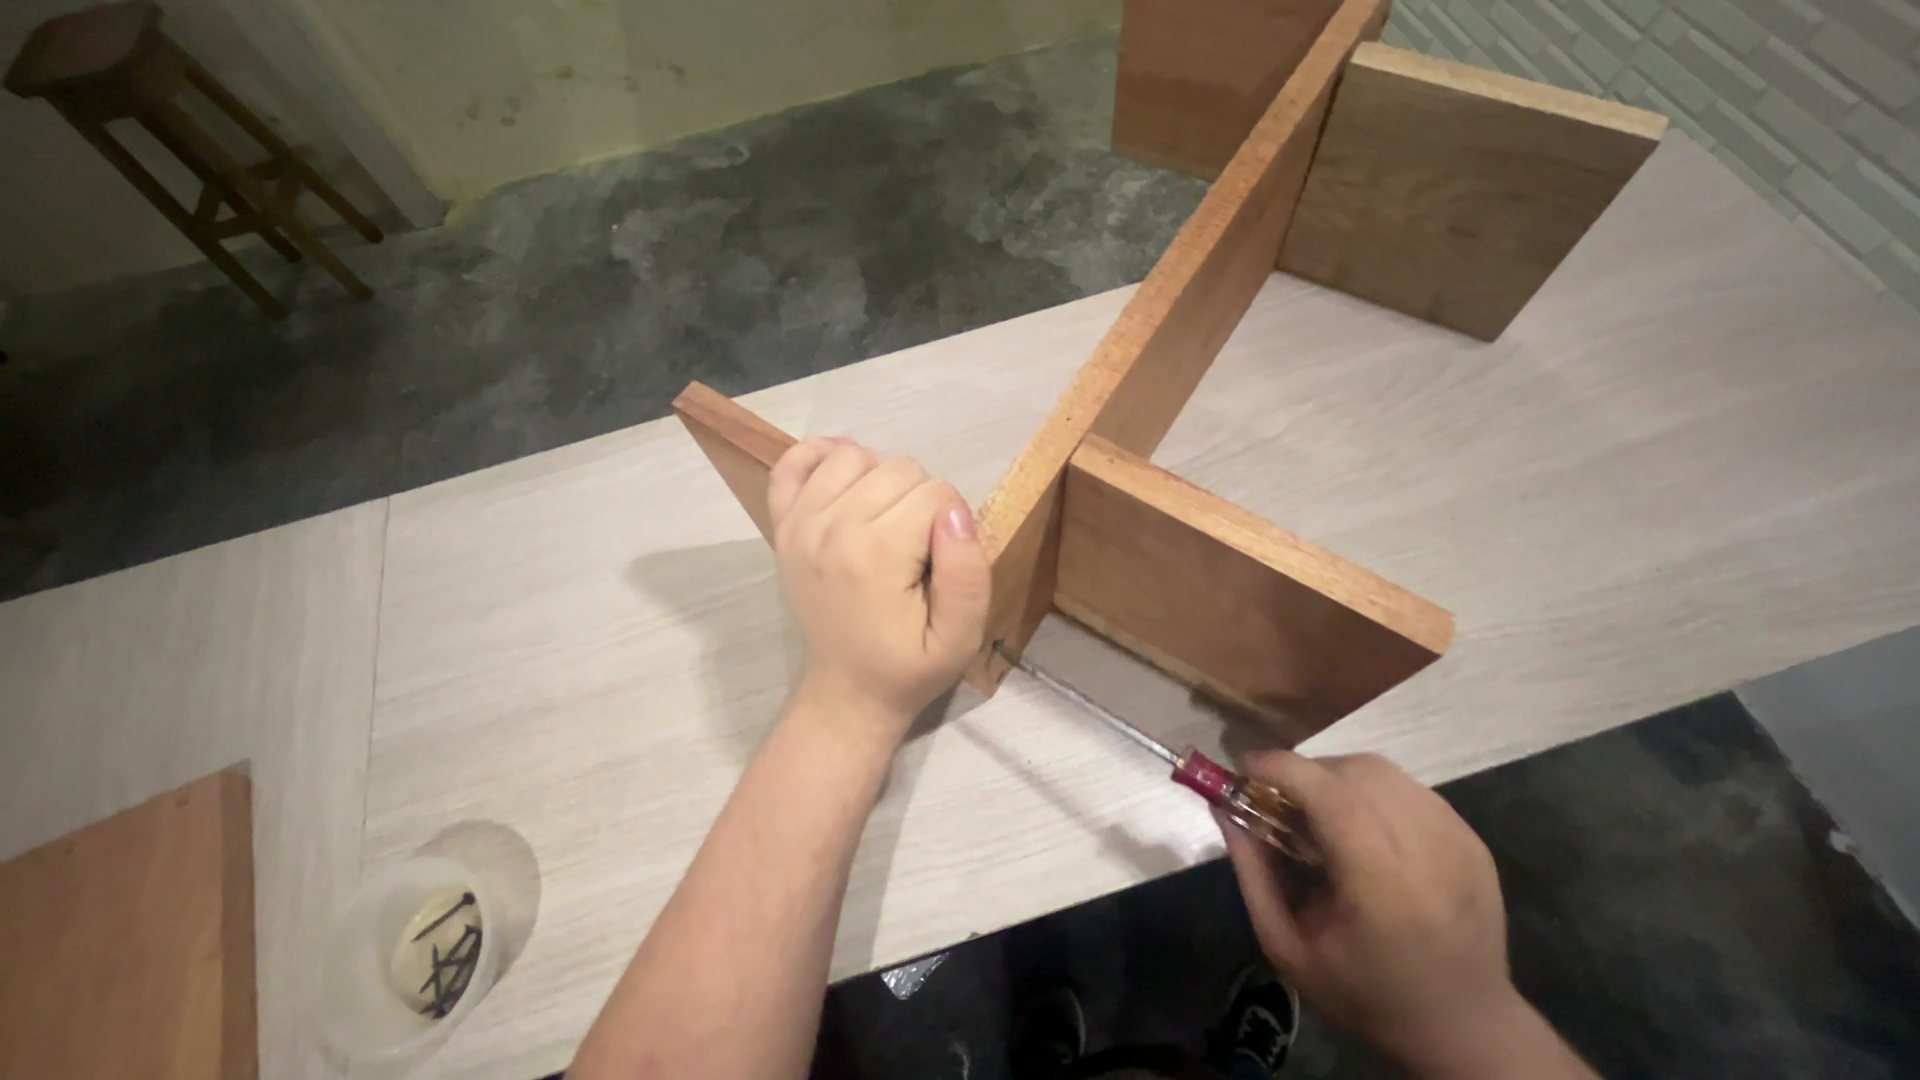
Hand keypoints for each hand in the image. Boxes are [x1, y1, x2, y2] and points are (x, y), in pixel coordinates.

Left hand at [767, 437, 990, 735]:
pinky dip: (823, 457)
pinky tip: (847, 480)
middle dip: (923, 500)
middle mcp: (831, 527)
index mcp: (876, 554)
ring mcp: (800, 522)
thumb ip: (968, 575)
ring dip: (882, 479)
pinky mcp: (783, 524)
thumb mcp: (960, 638)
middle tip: (919, 547)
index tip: (943, 560)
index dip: (955, 520)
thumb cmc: (909, 667)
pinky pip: (795, 462)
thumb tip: (955, 510)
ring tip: (889, 520)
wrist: (847, 691)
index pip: (937, 492)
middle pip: (899, 467)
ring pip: (857, 456)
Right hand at [1219, 751, 1527, 1075]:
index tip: (1246, 771)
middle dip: (1304, 772)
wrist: (1464, 1028)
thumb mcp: (1286, 945)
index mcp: (1380, 885)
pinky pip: (1409, 788)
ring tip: (1319, 812)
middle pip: (1353, 772)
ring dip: (1337, 776)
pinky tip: (1362, 826)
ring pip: (1382, 771)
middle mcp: (1426, 851)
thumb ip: (1252, 872)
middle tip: (1278, 799)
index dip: (1281, 768)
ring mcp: (1457, 840)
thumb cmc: (1363, 993)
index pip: (1328, 794)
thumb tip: (1224, 808)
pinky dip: (1373, 791)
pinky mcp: (1473, 839)